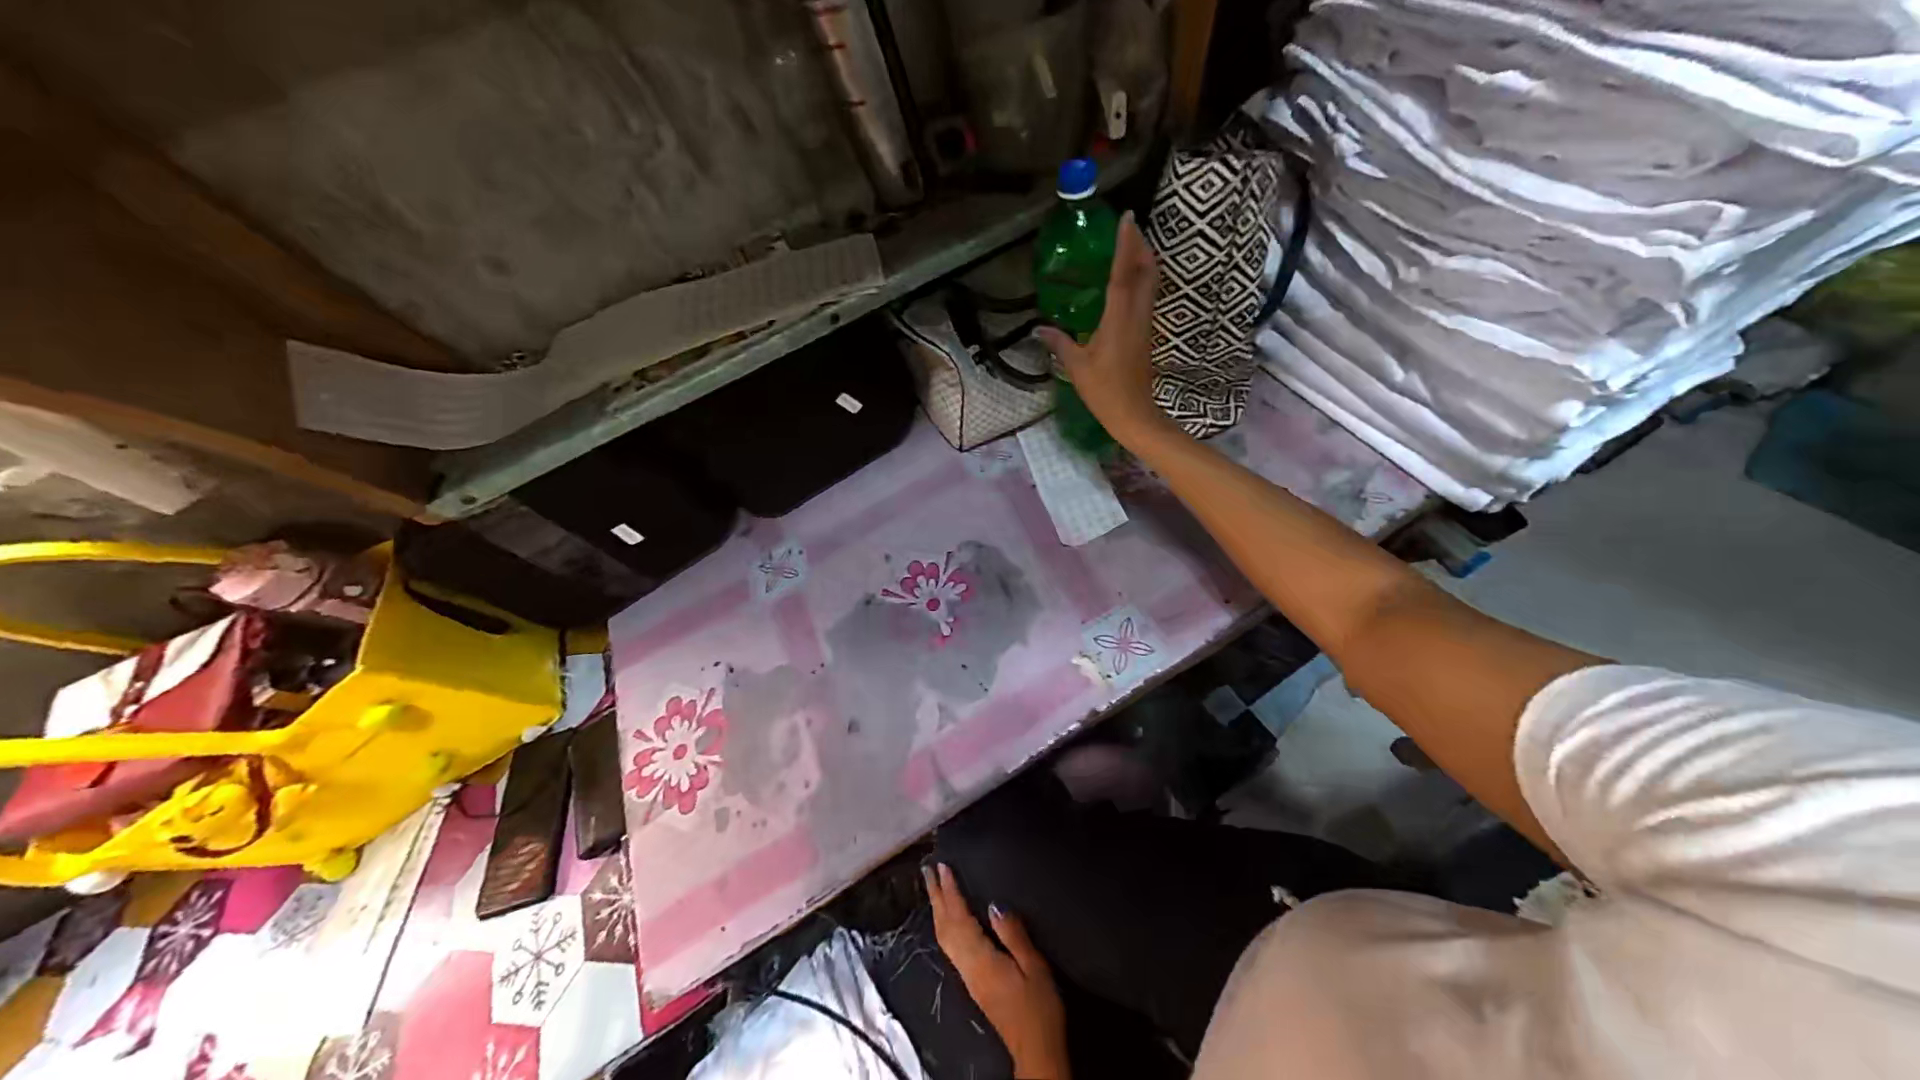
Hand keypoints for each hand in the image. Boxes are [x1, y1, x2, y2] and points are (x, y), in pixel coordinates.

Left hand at [924, 863, 1070, 1079]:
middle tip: (927, 870)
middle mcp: (967, 965)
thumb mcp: (1034, 967)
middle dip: (936, 896)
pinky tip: (947, 919)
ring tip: (933, 887)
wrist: (1035, 1050)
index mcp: (980, 959)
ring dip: (937, 909)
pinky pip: (950, 944)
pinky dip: (944, 924)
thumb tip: (993, 905)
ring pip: (944, 936)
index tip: (942, 867)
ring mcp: (967, 975)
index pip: (959, 918)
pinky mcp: (972, 981)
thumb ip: (1013, 934)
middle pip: (945, 926)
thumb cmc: (1039, 1008)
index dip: (950, 891)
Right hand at [1036, 211, 1171, 445]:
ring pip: (1151, 282)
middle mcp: (1137, 315)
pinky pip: (1147, 296)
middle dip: (1139, 246)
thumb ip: (1059, 343)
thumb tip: (1038, 329)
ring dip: (1143, 260)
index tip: (1126, 218)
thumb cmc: (1104, 391)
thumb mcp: (1077, 366)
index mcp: (1119, 318)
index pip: (1123, 273)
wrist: (1134, 414)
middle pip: (1146, 271)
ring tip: (1130, 245)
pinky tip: (1129, 280)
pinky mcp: (1146, 333)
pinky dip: (1141, 279)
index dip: (1125, 244)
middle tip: (1129, 227)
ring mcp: (1145, 323)